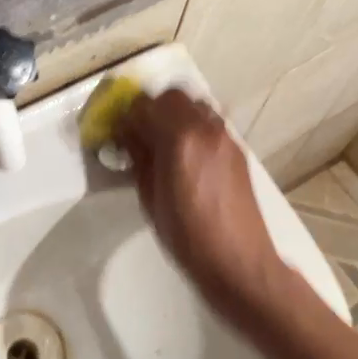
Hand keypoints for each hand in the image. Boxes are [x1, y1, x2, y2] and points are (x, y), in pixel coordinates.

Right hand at [115, 89, 287, 321]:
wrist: (239, 262)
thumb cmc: (188, 237)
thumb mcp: (150, 198)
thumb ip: (139, 157)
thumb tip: (128, 134)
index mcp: (180, 139)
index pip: (146, 104)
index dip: (127, 115)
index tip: (118, 131)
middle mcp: (206, 128)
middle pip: (173, 96)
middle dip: (153, 108)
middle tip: (140, 134)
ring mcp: (226, 137)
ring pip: (196, 105)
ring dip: (176, 115)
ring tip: (164, 143)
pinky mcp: (238, 149)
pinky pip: (211, 122)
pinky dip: (194, 127)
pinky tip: (186, 156)